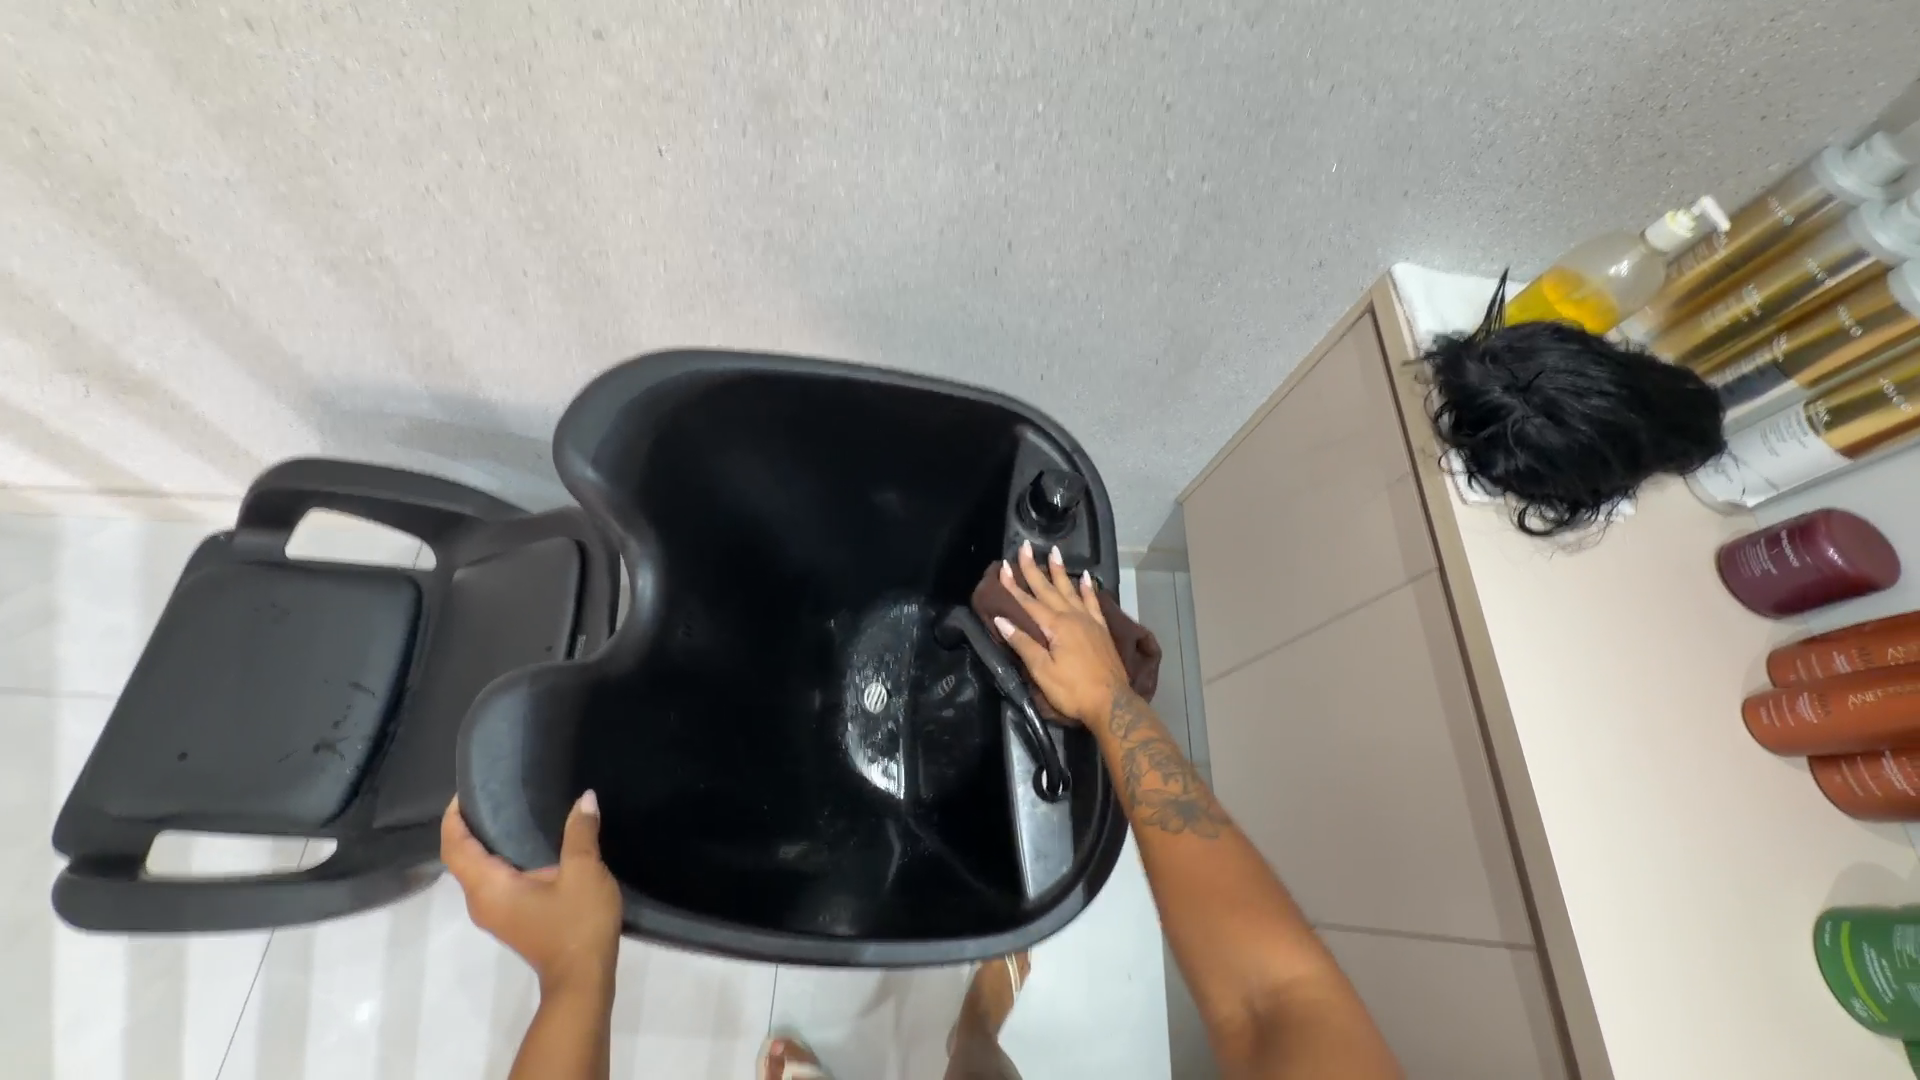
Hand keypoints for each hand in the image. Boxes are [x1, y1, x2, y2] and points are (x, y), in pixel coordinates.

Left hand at [441, 792, 622, 996]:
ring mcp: (496, 912)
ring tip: (511, 809)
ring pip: (478, 870)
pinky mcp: (512, 916)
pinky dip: (500, 857)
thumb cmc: (577, 923)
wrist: (583, 976)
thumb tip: (585, 798)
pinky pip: (494, 879)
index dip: (454, 819)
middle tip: (494, 791)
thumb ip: (581, 833)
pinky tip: (528, 842)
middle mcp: (482, 900)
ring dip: (485, 842)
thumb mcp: (584, 872)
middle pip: (462, 858)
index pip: (456, 848)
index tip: (465, 791)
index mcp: (489, 888)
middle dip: (469, 825)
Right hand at [992, 540, 1131, 727]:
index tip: (1003, 567)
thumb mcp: (1042, 671)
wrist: (1111, 703)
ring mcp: (1089, 621)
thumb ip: (1023, 643)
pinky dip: (1088, 589)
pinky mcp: (1101, 630)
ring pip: (1071, 589)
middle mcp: (1072, 616)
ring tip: (1054, 551)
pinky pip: (1093, 602)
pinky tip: (1087, 578)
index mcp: (1055, 626)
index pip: (1028, 602)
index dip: (1013, 585)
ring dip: (1060, 571)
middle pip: (1048, 588)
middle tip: (1024, 547)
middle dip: (1034, 568)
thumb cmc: (1073, 690)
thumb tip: (1002, 620)